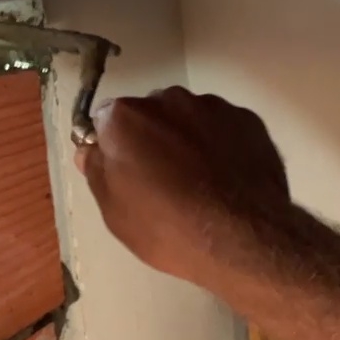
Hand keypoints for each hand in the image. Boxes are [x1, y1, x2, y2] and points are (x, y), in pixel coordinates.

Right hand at [76, 87, 291, 285]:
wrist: (242, 240)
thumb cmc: (167, 227)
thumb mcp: (115, 211)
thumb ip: (97, 171)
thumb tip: (91, 150)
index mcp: (126, 116)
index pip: (107, 119)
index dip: (114, 145)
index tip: (126, 171)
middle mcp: (168, 98)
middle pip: (151, 113)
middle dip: (153, 137)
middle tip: (163, 179)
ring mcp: (212, 106)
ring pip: (189, 117)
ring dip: (188, 138)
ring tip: (201, 181)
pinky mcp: (248, 119)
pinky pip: (224, 127)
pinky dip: (222, 144)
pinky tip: (227, 178)